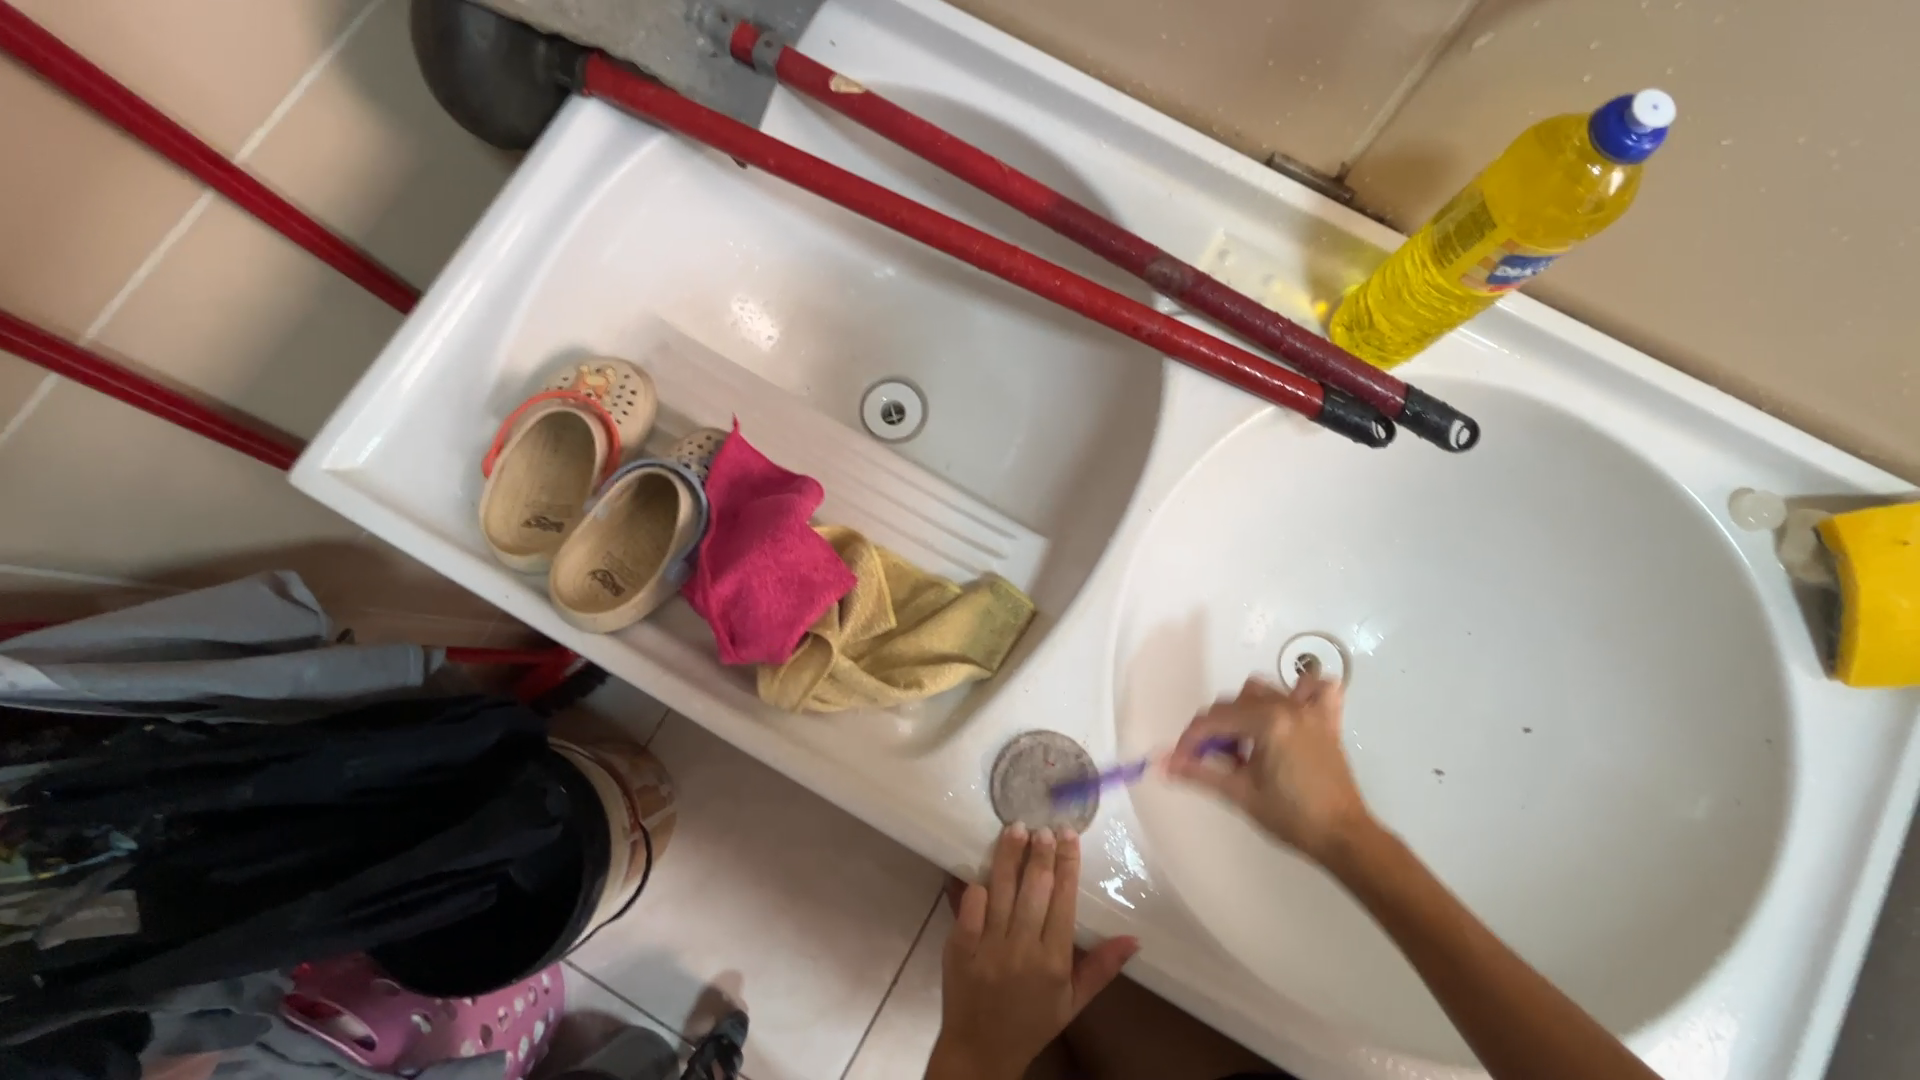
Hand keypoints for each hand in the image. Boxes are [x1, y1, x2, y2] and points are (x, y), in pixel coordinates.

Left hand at [926, 825, 1138, 1079]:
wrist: (981, 1051)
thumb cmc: (1032, 1022)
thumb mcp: (1073, 1001)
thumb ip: (1102, 967)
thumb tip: (1135, 938)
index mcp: (1054, 961)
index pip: (1064, 901)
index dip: (1067, 865)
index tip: (1068, 835)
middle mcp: (1023, 951)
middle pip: (1034, 891)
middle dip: (1040, 855)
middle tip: (1044, 828)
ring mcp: (989, 949)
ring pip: (1002, 892)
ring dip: (1009, 858)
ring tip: (1015, 829)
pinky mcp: (959, 949)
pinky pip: (969, 910)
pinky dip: (977, 889)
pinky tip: (984, 870)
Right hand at [1165, 673, 1370, 863]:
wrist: (1343, 836)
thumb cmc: (1291, 817)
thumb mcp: (1239, 794)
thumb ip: (1199, 773)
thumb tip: (1161, 764)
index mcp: (1266, 722)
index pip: (1213, 720)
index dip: (1191, 740)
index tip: (1179, 762)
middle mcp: (1287, 707)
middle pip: (1233, 702)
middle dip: (1215, 729)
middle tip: (1211, 760)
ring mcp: (1310, 711)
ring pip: (1263, 691)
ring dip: (1245, 709)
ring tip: (1244, 742)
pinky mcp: (1327, 721)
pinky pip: (1316, 690)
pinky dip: (1301, 692)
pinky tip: (1290, 711)